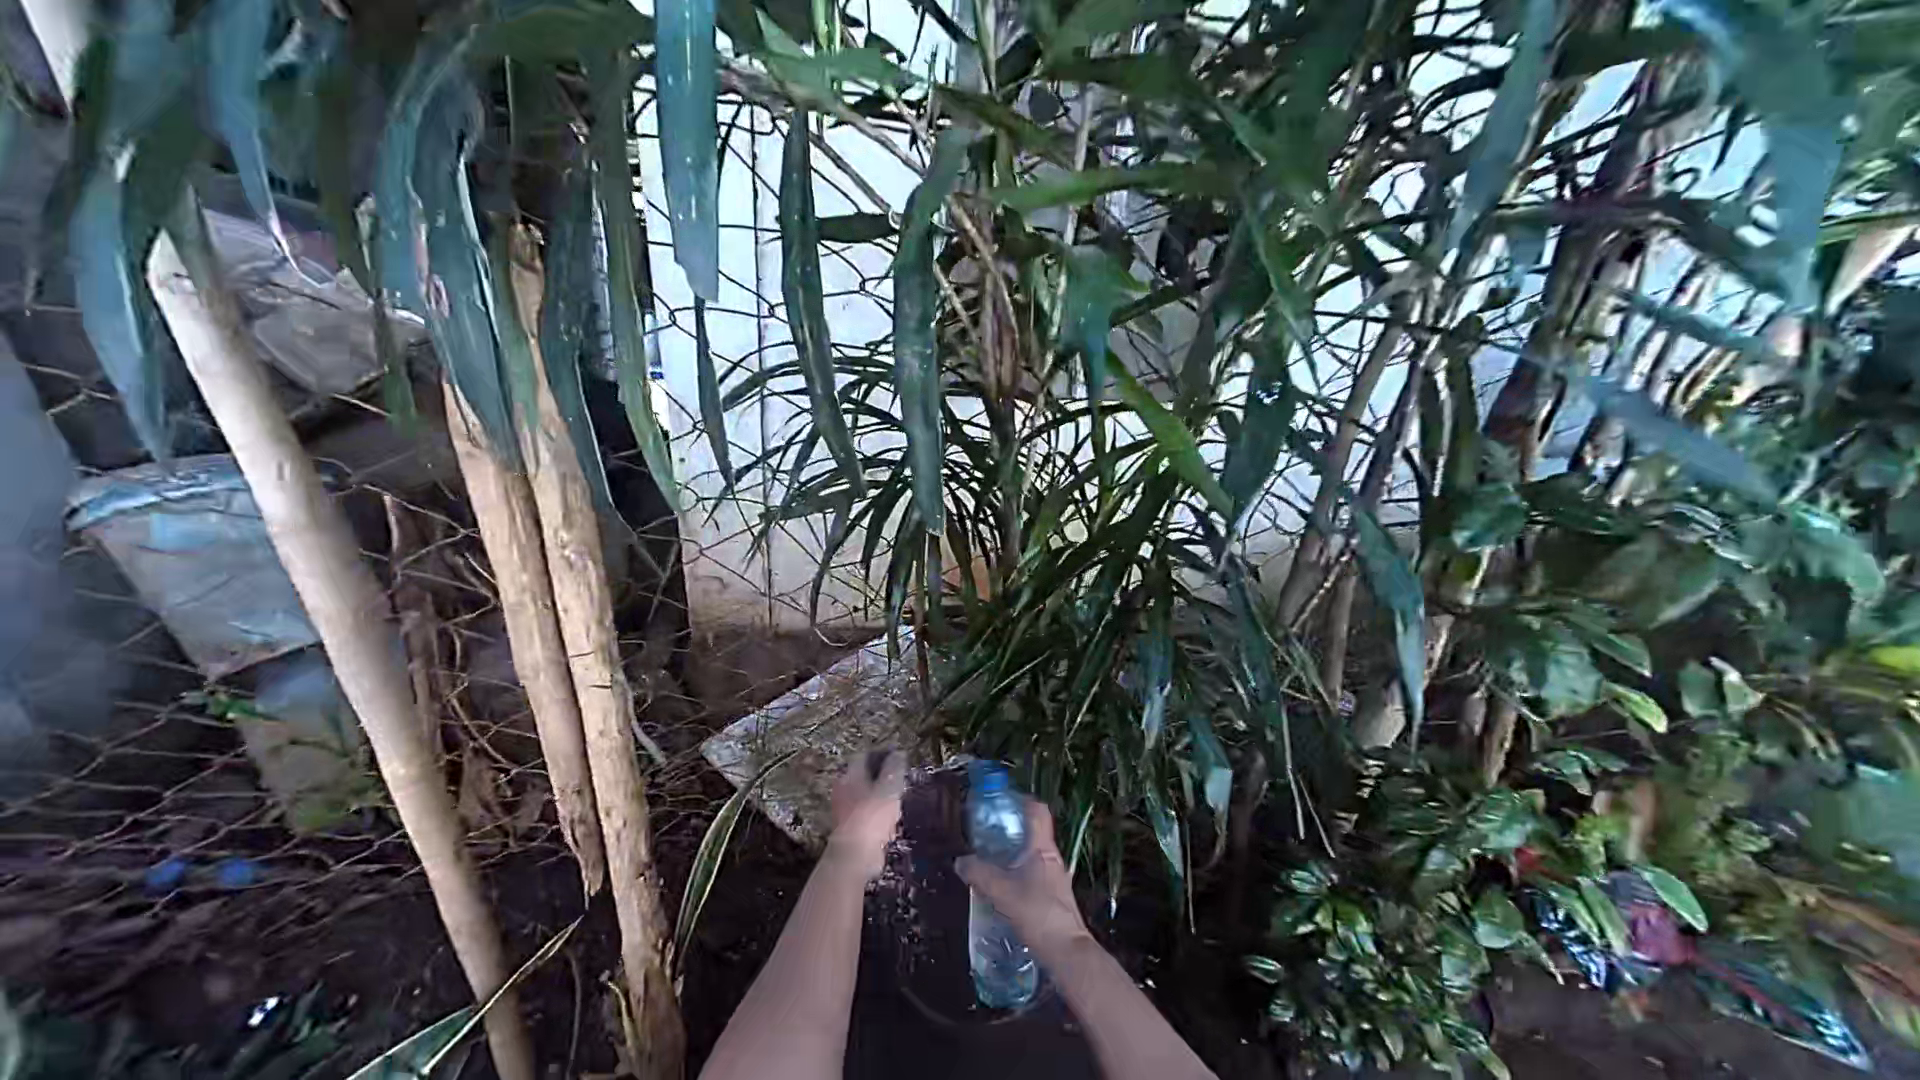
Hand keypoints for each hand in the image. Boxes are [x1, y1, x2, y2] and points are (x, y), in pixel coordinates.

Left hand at [825, 750, 905, 879]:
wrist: (856, 856)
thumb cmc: (873, 815)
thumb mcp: (889, 786)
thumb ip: (895, 768)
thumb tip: (898, 753)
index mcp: (850, 775)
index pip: (865, 756)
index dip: (884, 754)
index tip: (901, 758)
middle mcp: (844, 789)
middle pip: (866, 777)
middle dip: (884, 779)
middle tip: (902, 781)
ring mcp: (845, 810)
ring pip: (868, 798)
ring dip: (883, 800)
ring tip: (899, 804)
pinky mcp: (850, 830)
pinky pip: (869, 817)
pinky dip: (880, 819)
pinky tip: (892, 826)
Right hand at [955, 799, 1090, 958]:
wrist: (1067, 952)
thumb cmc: (1038, 913)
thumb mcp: (1002, 891)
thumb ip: (979, 874)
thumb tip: (961, 861)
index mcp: (1042, 848)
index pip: (1038, 811)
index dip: (1022, 801)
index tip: (1002, 801)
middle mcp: (1052, 858)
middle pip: (1033, 833)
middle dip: (1010, 831)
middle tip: (987, 834)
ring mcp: (1056, 879)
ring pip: (1032, 856)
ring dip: (1013, 855)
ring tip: (990, 862)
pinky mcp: (1054, 898)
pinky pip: (1034, 876)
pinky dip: (1018, 875)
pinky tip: (1003, 890)